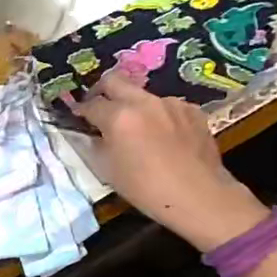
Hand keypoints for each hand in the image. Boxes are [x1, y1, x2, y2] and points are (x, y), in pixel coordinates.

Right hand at [75, 72, 269, 250]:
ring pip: (143, 95)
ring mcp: (171, 103)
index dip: (81, 111)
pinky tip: (165, 137)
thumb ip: (96, 145)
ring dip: (134, 106)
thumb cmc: (146, 189)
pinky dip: (160, 117)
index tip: (78, 117)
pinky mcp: (192, 110)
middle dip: (102, 91)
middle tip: (100, 107)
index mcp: (118, 117)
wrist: (198, 196)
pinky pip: (168, 107)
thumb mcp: (108, 171)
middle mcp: (144, 102)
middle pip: (114, 80)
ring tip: (139, 130)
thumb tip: (94, 134)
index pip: (91, 104)